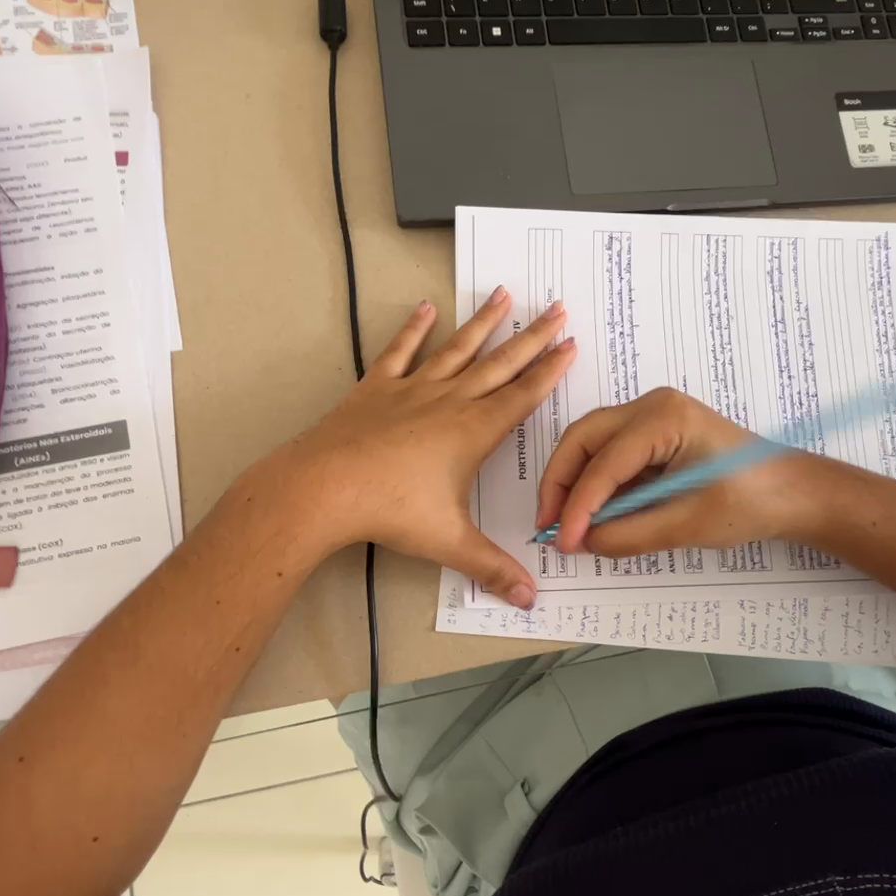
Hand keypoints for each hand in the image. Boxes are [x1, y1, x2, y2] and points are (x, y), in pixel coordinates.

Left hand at [264, 289, 574, 607]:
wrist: (324, 488)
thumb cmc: (390, 511)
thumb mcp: (449, 543)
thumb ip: (492, 567)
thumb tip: (529, 599)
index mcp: (473, 431)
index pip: (523, 395)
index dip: (550, 371)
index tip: (570, 345)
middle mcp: (449, 401)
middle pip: (501, 363)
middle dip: (532, 337)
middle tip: (557, 309)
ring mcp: (412, 390)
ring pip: (457, 349)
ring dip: (483, 323)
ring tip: (504, 295)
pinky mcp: (377, 389)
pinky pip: (400, 352)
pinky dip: (413, 330)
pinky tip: (425, 308)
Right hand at [535, 388, 810, 557]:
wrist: (794, 493)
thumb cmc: (751, 501)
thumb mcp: (688, 524)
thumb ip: (629, 534)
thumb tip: (582, 543)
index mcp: (665, 417)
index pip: (604, 462)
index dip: (578, 504)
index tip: (564, 542)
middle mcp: (651, 407)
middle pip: (584, 438)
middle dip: (561, 482)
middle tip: (548, 526)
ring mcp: (652, 418)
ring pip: (591, 444)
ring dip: (573, 482)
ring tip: (565, 524)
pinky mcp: (654, 436)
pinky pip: (611, 456)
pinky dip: (595, 485)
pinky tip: (590, 515)